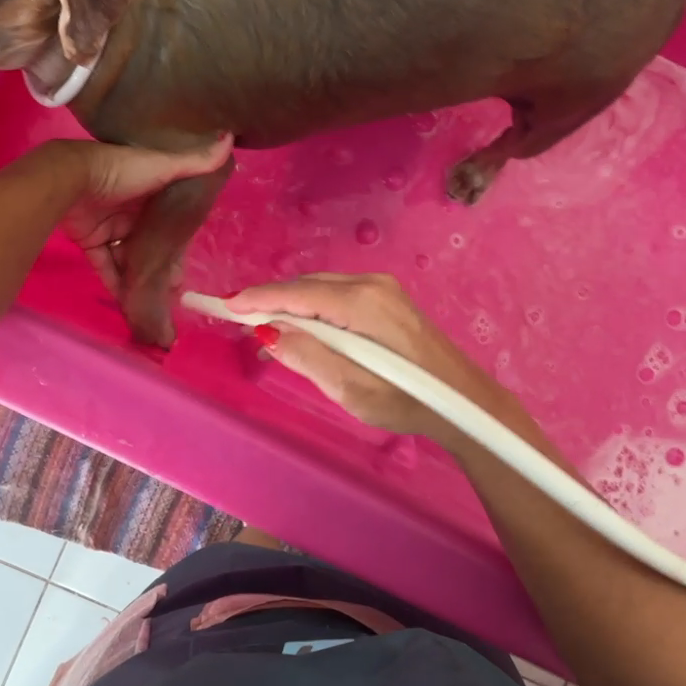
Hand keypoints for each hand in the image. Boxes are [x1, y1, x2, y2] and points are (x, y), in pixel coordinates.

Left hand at [36, 136, 232, 299]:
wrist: (72, 177)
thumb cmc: (120, 171)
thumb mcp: (162, 165)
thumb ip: (195, 161)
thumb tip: (230, 138)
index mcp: (150, 191)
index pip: (170, 222)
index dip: (179, 245)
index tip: (188, 269)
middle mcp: (130, 210)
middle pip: (149, 244)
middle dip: (160, 268)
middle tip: (173, 293)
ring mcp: (109, 226)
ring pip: (128, 258)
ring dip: (139, 279)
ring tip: (154, 303)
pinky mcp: (89, 240)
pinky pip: (105, 266)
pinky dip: (115, 283)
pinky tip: (130, 302)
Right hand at [224, 273, 521, 446]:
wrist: (462, 401)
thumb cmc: (407, 401)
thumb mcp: (351, 388)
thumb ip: (308, 357)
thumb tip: (268, 332)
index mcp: (361, 304)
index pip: (296, 294)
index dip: (258, 298)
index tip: (224, 304)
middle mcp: (371, 284)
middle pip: (306, 286)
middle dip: (271, 300)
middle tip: (237, 321)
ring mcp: (382, 288)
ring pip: (321, 288)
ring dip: (291, 304)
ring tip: (263, 328)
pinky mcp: (388, 298)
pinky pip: (337, 294)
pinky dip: (312, 306)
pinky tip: (302, 327)